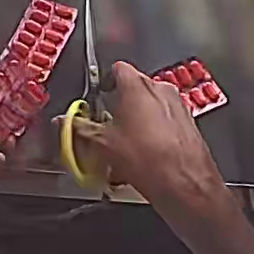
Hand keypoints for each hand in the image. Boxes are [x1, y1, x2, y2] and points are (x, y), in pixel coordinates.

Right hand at [70, 62, 235, 233]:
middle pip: (135, 87)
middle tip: (109, 125)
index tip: (98, 97)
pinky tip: (145, 153)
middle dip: (121, 104)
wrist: (185, 184)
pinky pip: (166, 119)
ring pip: (151, 104)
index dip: (106, 82)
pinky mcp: (189, 122)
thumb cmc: (146, 159)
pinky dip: (154, 130)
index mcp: (137, 86)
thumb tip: (64, 122)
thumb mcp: (103, 144)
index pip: (118, 69)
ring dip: (138, 118)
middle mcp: (160, 89)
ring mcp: (178, 104)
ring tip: (126, 144)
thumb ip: (80, 128)